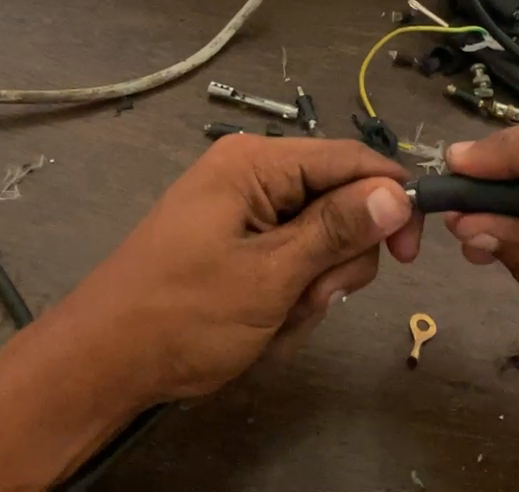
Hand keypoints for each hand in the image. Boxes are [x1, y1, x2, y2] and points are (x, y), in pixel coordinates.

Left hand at [47, 134, 421, 402]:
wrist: (106, 359)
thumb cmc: (185, 313)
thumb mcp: (270, 275)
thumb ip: (336, 230)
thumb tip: (397, 192)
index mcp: (256, 163)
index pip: (348, 159)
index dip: (390, 198)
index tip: (411, 253)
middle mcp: (252, 173)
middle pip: (338, 202)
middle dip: (335, 260)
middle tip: (308, 299)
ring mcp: (243, 208)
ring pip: (319, 239)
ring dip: (312, 286)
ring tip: (275, 317)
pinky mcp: (237, 239)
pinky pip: (290, 259)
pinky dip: (288, 295)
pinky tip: (260, 322)